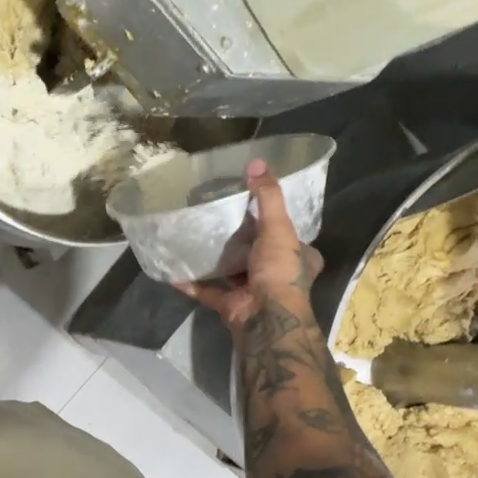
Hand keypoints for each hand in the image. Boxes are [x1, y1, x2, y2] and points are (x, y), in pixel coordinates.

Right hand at [176, 158, 323, 331]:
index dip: (280, 224)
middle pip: (260, 254)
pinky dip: (194, 283)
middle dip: (244, 242)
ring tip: (200, 240)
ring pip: (234, 272)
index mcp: (299, 260)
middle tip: (224, 222)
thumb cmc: (279, 270)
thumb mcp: (279, 227)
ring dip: (218, 261)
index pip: (293, 239)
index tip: (259, 211)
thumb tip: (256, 162)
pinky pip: (208, 291)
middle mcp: (278, 277)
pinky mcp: (230, 305)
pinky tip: (177, 271)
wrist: (264, 315)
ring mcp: (253, 293)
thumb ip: (267, 197)